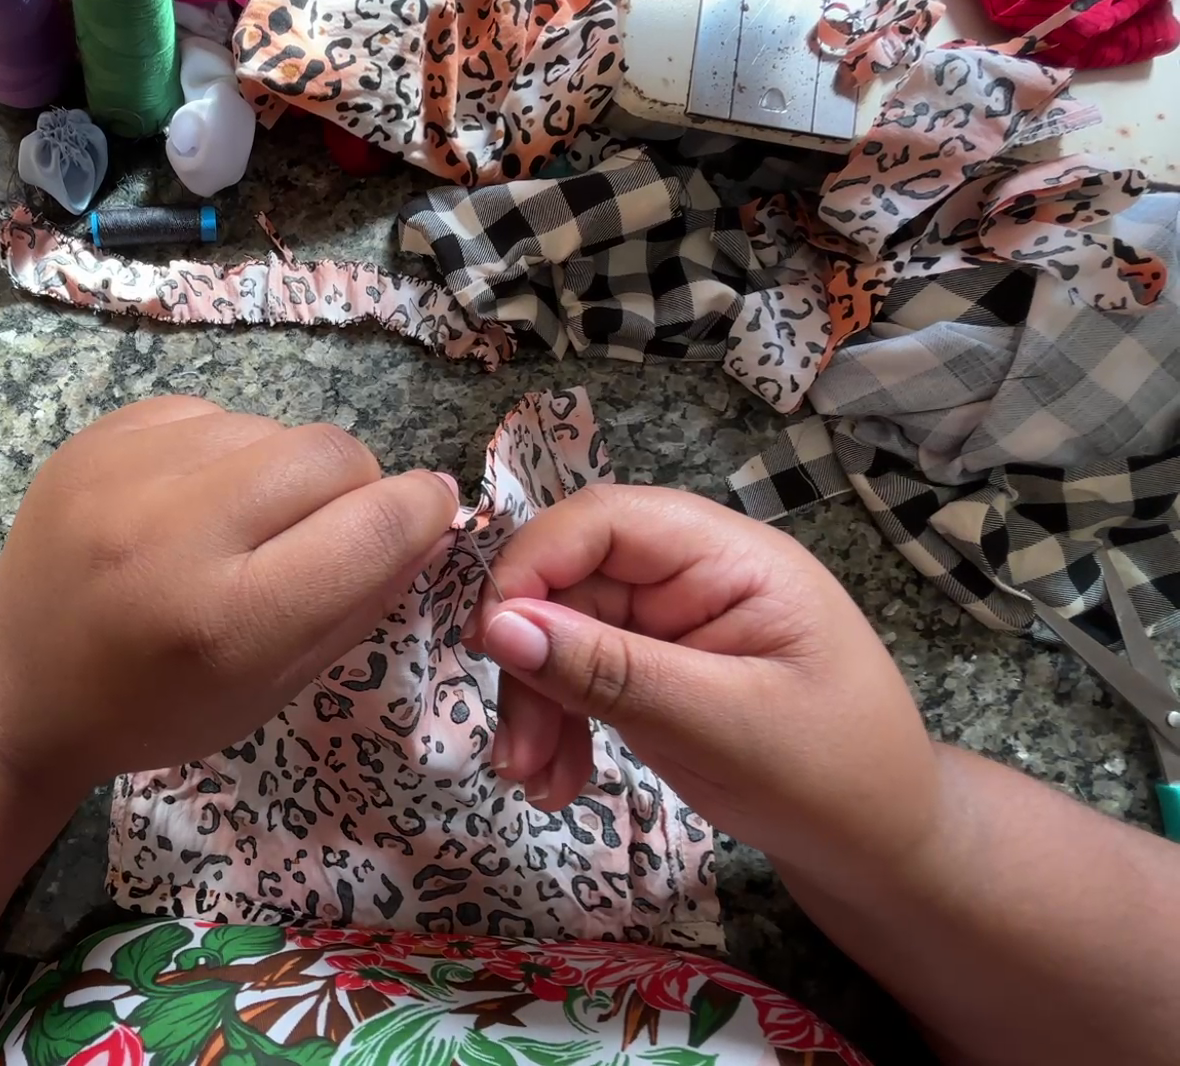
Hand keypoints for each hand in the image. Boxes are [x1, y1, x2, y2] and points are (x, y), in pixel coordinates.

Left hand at [0, 396, 459, 792]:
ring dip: (282, 469)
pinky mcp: (92, 438)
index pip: (371, 528)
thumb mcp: (269, 689)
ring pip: (269, 425)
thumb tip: (425, 521)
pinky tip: (190, 496)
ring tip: (240, 520)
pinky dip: (224, 450)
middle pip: (329, 452)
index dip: (422, 511)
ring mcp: (121, 472)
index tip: (426, 512)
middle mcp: (173, 531)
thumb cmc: (153, 712)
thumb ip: (357, 605)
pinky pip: (207, 412)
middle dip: (356, 486)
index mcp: (227, 620)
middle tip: (325, 526)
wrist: (17, 691)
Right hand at [464, 485, 940, 885]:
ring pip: (549, 632)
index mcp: (726, 556)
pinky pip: (564, 672)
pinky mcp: (633, 658)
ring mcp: (653, 617)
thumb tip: (497, 629)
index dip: (532, 564)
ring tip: (532, 777)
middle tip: (514, 748)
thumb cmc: (834, 779)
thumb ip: (609, 672)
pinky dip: (548, 723)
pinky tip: (555, 778)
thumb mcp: (723, 727)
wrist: (876, 845)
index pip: (601, 520)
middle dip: (528, 665)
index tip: (490, 640)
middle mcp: (679, 572)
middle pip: (561, 584)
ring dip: (530, 704)